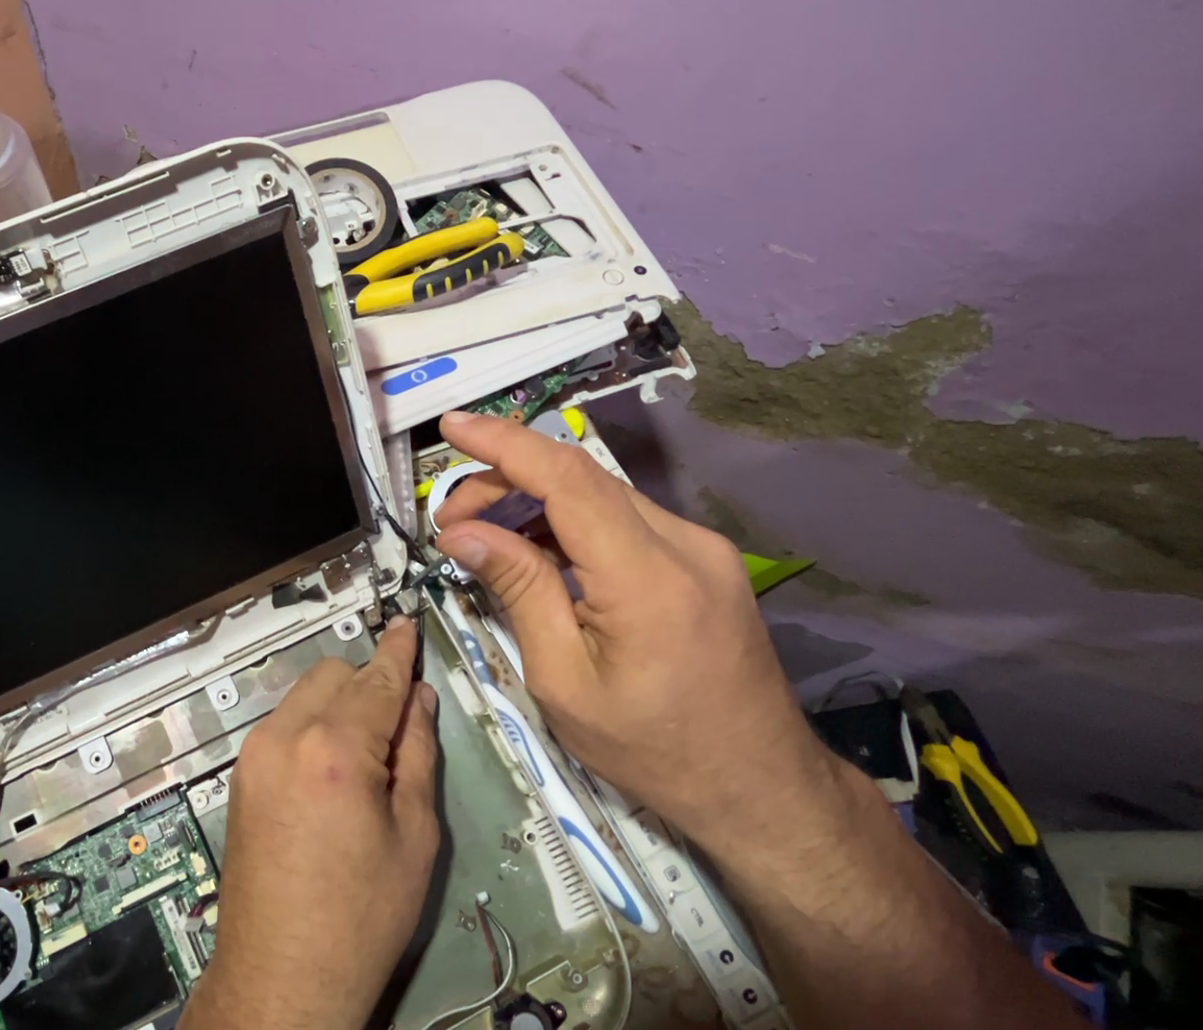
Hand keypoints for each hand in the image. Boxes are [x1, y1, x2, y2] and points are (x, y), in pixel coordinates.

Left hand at [180, 619, 440, 1029]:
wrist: (281, 975)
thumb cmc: (362, 916)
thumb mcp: (414, 836)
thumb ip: (417, 754)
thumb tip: (420, 702)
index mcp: (334, 748)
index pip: (377, 680)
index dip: (399, 652)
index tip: (407, 625)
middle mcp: (284, 736)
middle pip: (333, 673)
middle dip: (369, 682)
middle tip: (400, 722)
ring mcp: (254, 754)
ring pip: (304, 694)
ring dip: (339, 704)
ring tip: (368, 756)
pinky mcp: (240, 775)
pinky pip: (283, 725)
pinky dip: (314, 726)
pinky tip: (333, 772)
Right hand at [431, 412, 839, 855]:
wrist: (758, 786)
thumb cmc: (651, 749)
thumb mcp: (563, 680)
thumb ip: (518, 591)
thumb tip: (464, 534)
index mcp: (647, 578)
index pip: (568, 480)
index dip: (505, 444)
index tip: (452, 424)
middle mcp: (683, 545)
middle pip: (580, 479)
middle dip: (505, 481)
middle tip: (451, 521)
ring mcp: (701, 549)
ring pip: (601, 496)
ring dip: (535, 502)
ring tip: (484, 535)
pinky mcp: (704, 561)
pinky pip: (624, 521)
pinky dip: (570, 524)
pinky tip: (537, 552)